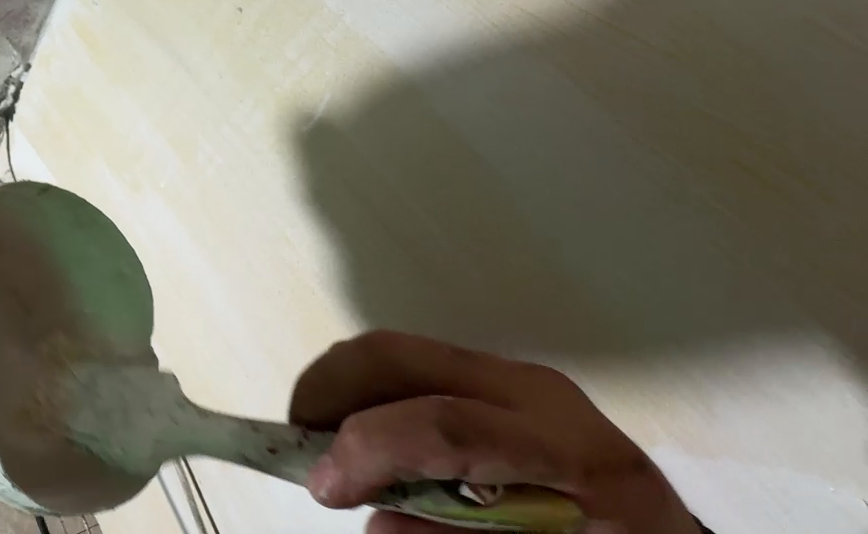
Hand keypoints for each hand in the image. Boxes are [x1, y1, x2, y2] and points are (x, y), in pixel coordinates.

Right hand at [289, 331, 698, 533]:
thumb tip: (372, 520)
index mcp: (571, 451)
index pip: (446, 426)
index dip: (370, 449)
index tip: (323, 489)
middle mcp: (534, 392)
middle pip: (399, 359)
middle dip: (330, 390)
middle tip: (296, 440)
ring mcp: (509, 374)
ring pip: (390, 350)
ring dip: (338, 386)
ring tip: (317, 436)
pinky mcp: (488, 374)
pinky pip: (404, 365)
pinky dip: (362, 390)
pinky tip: (356, 430)